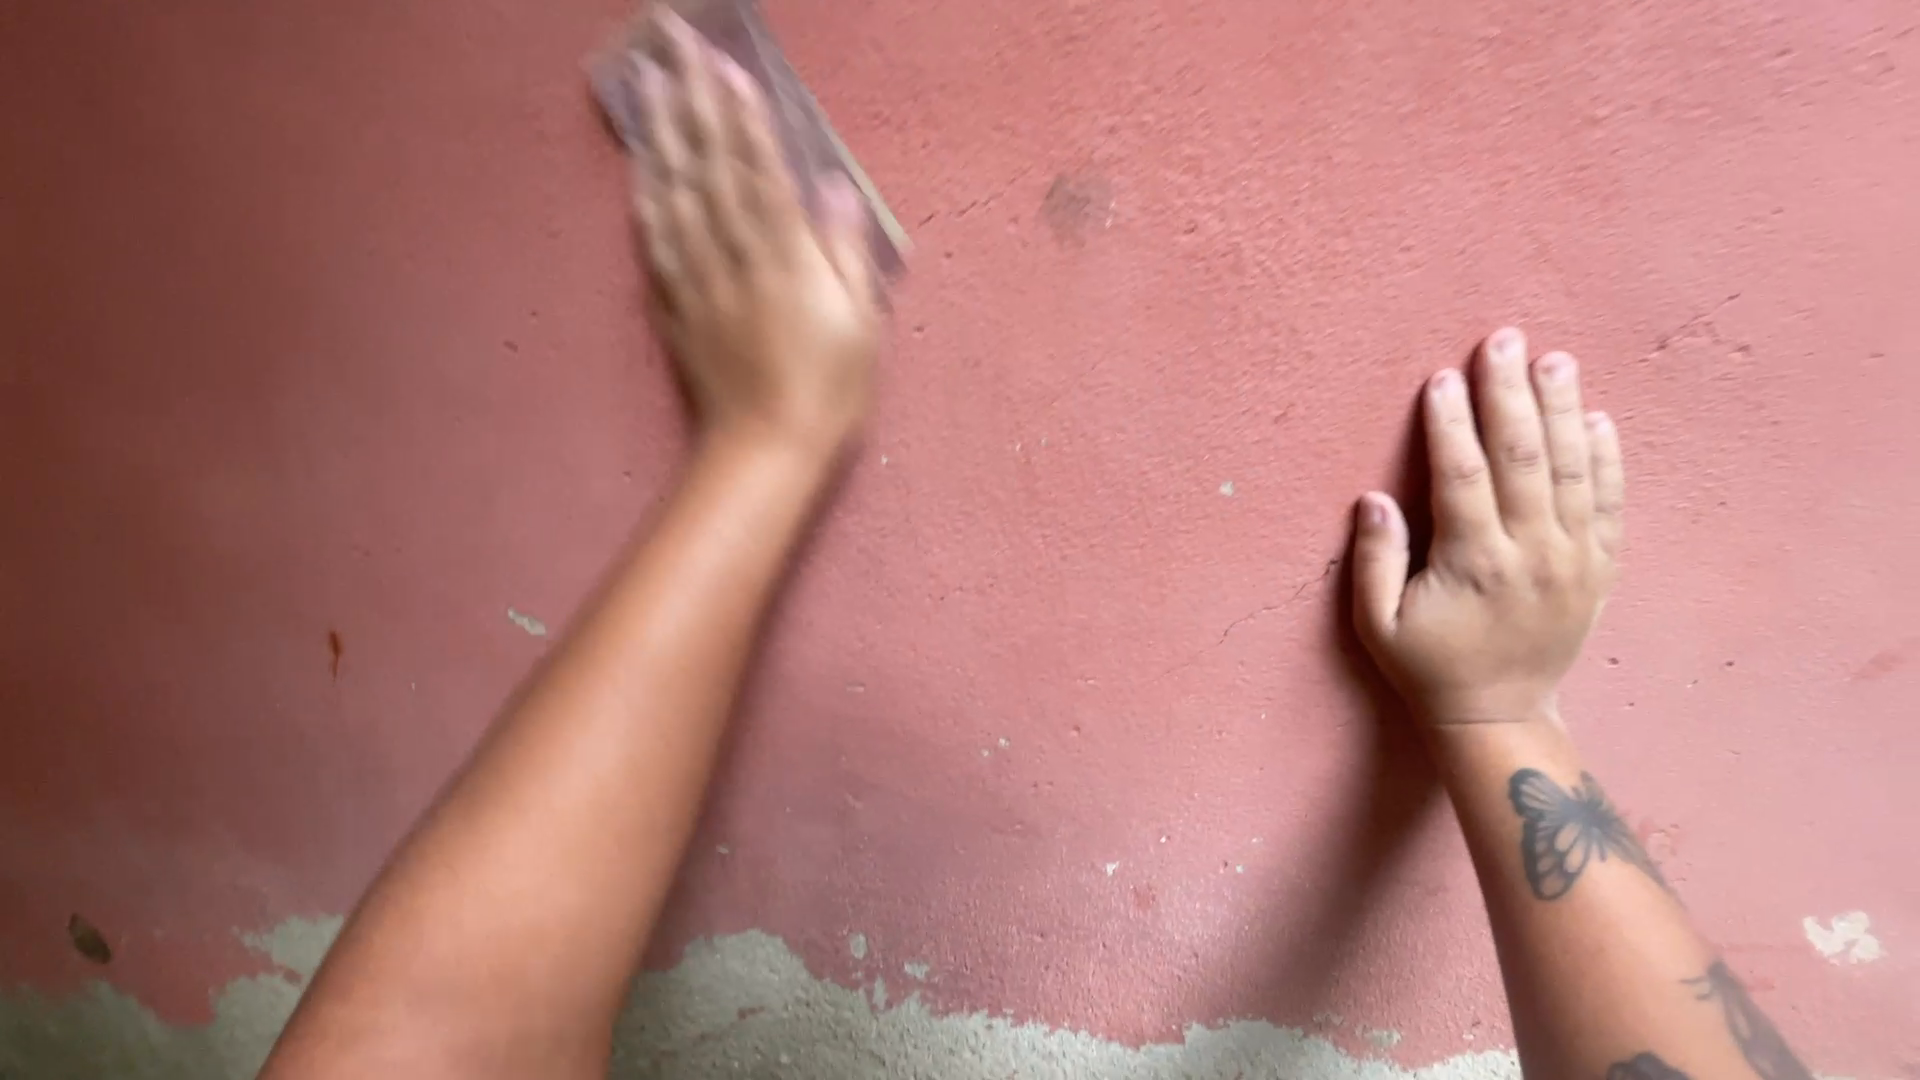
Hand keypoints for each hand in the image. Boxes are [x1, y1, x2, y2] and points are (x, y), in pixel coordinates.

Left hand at [630, 11, 879, 457]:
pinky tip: (641, 172)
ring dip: (661, 137)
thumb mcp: (861, 327)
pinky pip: (656, 245)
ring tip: (647, 86)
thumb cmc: (829, 393)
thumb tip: (832, 190)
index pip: (759, 171)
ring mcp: (699, 283)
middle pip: (710, 169)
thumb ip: (844, 254)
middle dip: (693, 102)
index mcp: (785, 261)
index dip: (743, 116)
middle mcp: (735, 259)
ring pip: (674, 197)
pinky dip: (647, 201)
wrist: (767, 450)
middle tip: (674, 44)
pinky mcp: (676, 311)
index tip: (725, 66)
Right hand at [1350, 328, 1623, 727]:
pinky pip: (1609, 504)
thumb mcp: (1376, 622)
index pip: (1462, 476)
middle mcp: (1532, 552)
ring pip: (1573, 470)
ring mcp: (1574, 559)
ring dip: (1562, 410)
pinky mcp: (1598, 569)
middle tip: (1504, 341)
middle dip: (1510, 394)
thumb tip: (1374, 498)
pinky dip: (1608, 458)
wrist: (1498, 714)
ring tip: (1555, 361)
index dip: (1451, 424)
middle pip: (1523, 458)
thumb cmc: (1425, 665)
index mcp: (1473, 562)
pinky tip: (1598, 418)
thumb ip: (1375, 559)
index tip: (1442, 379)